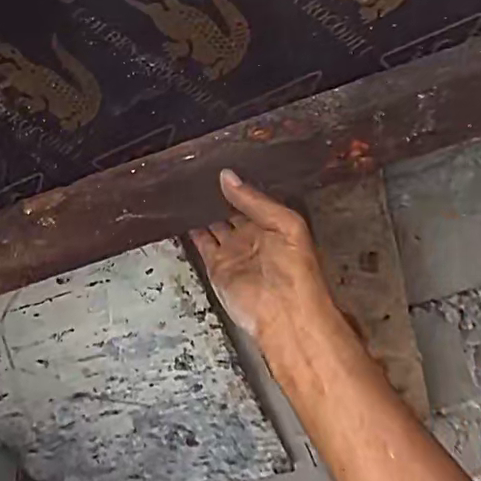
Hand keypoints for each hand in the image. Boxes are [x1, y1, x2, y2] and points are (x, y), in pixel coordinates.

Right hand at [190, 170, 333, 342]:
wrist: (286, 314)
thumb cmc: (297, 271)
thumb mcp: (285, 223)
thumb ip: (254, 200)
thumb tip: (227, 177)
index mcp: (274, 224)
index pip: (251, 198)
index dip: (238, 184)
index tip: (222, 166)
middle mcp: (252, 236)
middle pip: (231, 210)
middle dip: (218, 195)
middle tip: (201, 173)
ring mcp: (233, 251)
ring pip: (213, 224)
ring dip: (202, 210)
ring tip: (188, 187)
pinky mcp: (217, 267)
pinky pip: (201, 244)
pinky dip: (191, 230)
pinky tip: (183, 214)